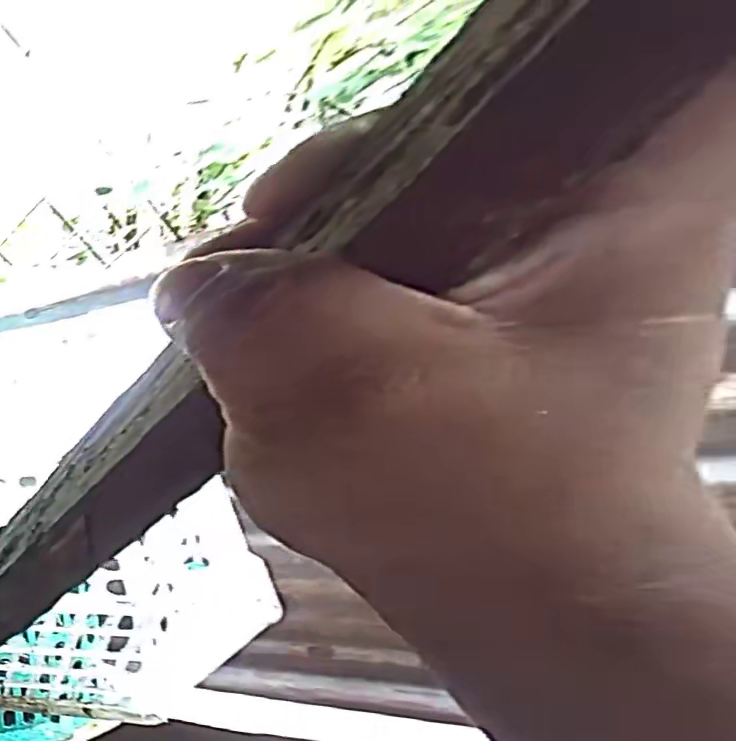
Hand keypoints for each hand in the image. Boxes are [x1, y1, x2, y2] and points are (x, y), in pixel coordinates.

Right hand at [151, 73, 735, 599]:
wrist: (503, 593)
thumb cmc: (456, 495)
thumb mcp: (334, 383)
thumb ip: (246, 310)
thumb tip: (182, 282)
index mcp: (614, 182)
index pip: (476, 92)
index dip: (351, 142)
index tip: (266, 213)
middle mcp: (570, 208)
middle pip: (396, 163)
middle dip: (289, 230)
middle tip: (221, 295)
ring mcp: (501, 275)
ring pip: (356, 236)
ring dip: (274, 287)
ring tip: (229, 345)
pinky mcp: (443, 329)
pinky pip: (340, 294)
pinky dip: (285, 323)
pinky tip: (258, 364)